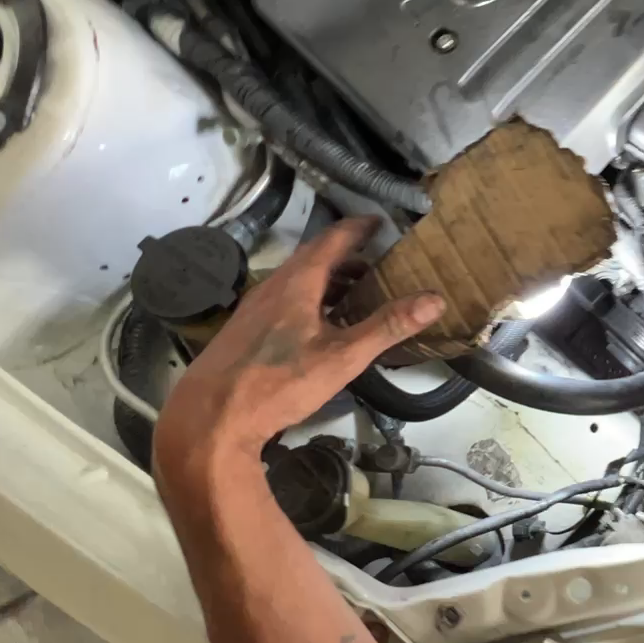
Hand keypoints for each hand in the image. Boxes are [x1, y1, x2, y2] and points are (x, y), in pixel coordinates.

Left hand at [152, 217, 444, 469]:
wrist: (208, 421)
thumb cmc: (277, 384)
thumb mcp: (343, 357)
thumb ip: (388, 327)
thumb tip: (434, 300)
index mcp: (296, 284)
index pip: (331, 241)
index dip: (358, 228)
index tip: (380, 221)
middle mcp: (272, 288)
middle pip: (313, 259)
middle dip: (347, 253)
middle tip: (378, 257)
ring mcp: (255, 309)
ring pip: (298, 280)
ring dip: (330, 278)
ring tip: (358, 289)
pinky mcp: (247, 331)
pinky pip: (286, 299)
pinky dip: (312, 297)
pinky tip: (323, 323)